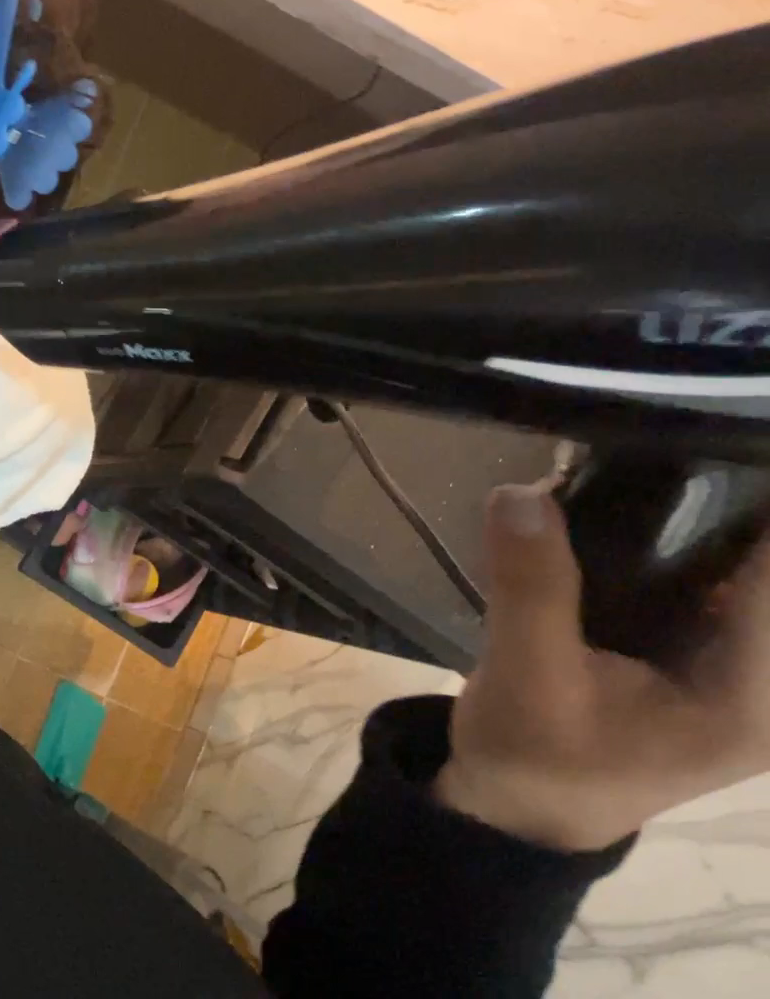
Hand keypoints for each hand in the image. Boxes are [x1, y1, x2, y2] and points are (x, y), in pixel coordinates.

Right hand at [435, 485, 769, 851]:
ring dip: (694, 527)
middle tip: (665, 451)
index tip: (722, 448)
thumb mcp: (526, 675)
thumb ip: (530, 587)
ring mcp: (726, 671)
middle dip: (726, 512)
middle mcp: (762, 678)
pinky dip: (663, 550)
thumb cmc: (532, 755)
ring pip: (730, 579)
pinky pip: (693, 590)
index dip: (759, 517)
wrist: (514, 810)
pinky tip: (613, 522)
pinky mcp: (680, 660)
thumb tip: (522, 492)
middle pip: (762, 576)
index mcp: (756, 693)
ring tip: (642, 469)